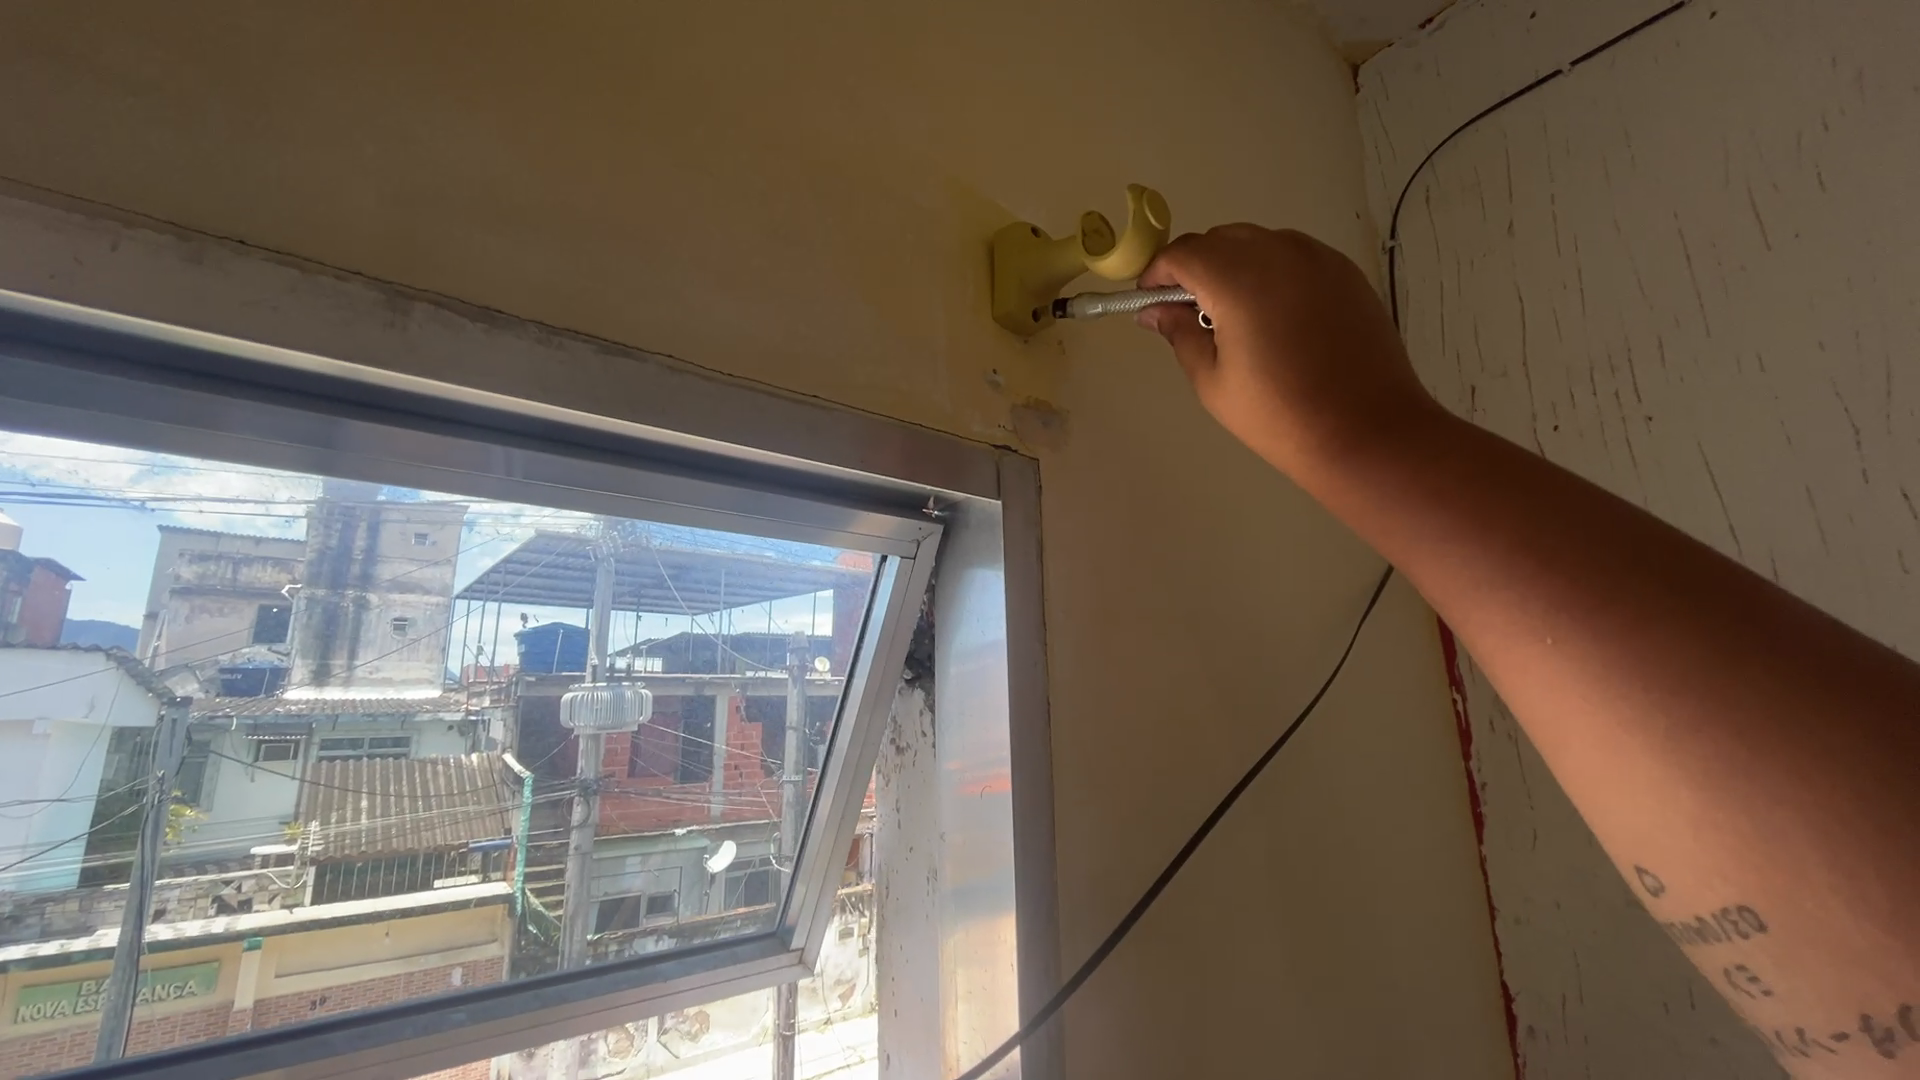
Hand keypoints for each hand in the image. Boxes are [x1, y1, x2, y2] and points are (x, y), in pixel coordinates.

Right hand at [1137, 225, 1442, 476]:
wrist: (1365, 429)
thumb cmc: (1277, 413)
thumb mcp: (1212, 381)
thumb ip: (1179, 334)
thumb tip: (1154, 311)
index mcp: (1238, 279)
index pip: (1183, 254)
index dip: (1158, 274)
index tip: (1150, 302)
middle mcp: (1279, 253)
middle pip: (1220, 239)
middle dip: (1194, 267)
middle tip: (1188, 315)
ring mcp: (1318, 258)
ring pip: (1258, 242)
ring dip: (1232, 266)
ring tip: (1233, 318)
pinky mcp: (1344, 272)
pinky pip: (1293, 255)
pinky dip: (1269, 272)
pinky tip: (1273, 317)